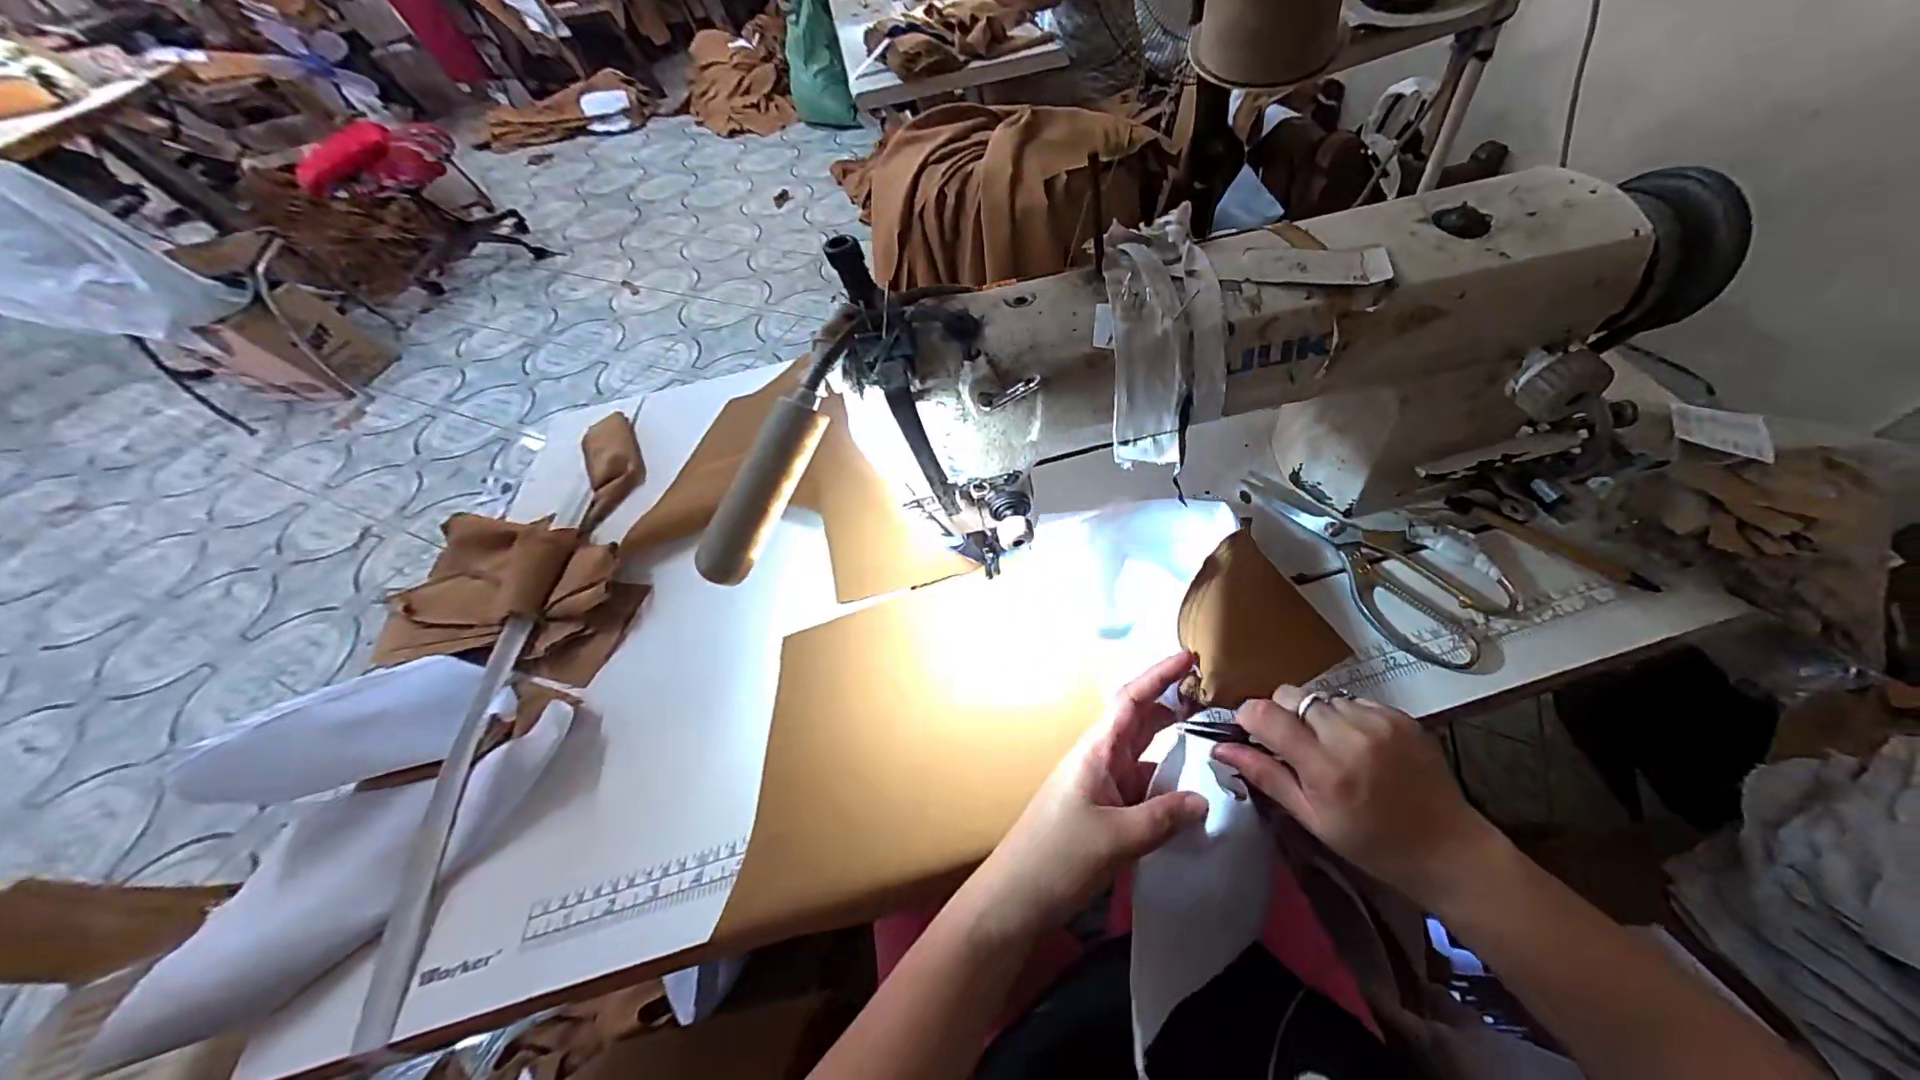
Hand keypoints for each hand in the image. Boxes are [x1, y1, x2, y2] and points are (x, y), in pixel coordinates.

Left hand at [956, 652, 1208, 941]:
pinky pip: (1143, 787)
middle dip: (1173, 706)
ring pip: (1144, 755)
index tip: (1190, 656)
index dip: (1159, 675)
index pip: (1130, 700)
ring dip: (1174, 748)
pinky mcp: (1106, 811)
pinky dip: (1167, 785)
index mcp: (1096, 751)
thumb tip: (1203, 800)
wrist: (1017, 895)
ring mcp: (1102, 785)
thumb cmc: (1058, 855)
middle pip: (1140, 721)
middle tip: (1216, 703)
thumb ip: (1162, 817)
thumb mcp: (1115, 837)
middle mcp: (1099, 759)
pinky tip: (1193, 797)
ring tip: (1215, 747)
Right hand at [1211, 686, 1501, 905]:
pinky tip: (1356, 745)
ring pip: (1320, 696)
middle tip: (1290, 743)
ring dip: (1313, 715)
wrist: (1450, 850)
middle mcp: (1350, 735)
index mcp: (1325, 767)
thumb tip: (1220, 749)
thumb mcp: (1311, 818)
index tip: (1249, 732)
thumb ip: (1265, 775)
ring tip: (1328, 746)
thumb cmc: (1372, 844)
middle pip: (1290, 694)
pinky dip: (1343, 717)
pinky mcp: (1399, 716)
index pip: (1265, 713)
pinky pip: (1352, 700)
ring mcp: (1379, 721)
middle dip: (1280, 713)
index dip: (1248, 717)